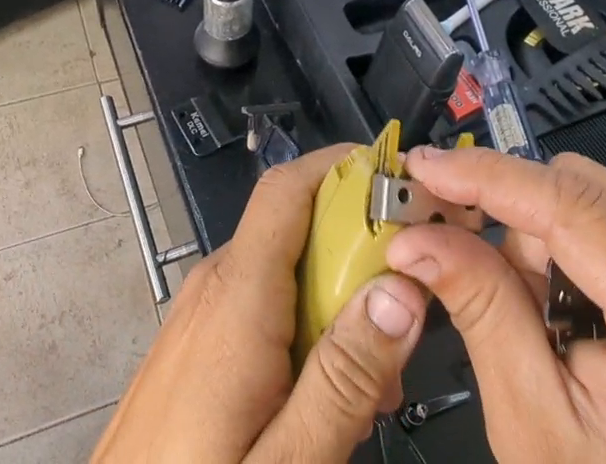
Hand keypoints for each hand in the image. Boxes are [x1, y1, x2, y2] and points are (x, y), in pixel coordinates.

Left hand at [96, 146, 428, 462]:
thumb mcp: (287, 459)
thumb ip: (345, 377)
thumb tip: (401, 289)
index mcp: (237, 298)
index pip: (290, 187)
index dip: (348, 170)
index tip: (407, 193)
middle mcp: (216, 285)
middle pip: (300, 228)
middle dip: (361, 258)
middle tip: (406, 326)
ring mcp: (202, 310)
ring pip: (288, 270)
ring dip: (339, 303)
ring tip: (370, 385)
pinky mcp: (198, 338)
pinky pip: (264, 304)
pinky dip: (306, 327)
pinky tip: (322, 393)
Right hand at [385, 148, 605, 463]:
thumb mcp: (533, 419)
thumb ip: (482, 311)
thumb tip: (417, 237)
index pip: (577, 211)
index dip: (490, 178)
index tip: (423, 167)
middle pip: (583, 189)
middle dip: (508, 215)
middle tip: (447, 246)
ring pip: (591, 193)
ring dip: (534, 234)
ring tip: (525, 310)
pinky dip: (561, 242)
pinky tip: (552, 300)